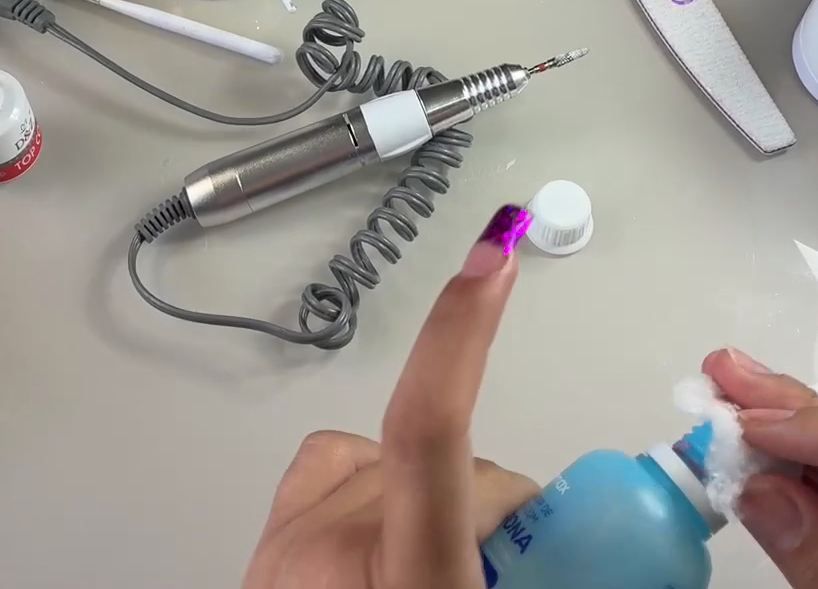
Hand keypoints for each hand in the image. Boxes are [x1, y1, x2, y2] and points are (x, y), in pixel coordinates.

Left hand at [242, 214, 538, 588]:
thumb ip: (521, 561)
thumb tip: (549, 517)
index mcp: (410, 584)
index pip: (429, 427)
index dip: (459, 332)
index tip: (489, 260)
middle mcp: (335, 555)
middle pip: (441, 449)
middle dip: (488, 492)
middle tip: (503, 560)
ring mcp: (290, 543)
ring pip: (393, 453)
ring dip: (432, 490)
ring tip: (440, 561)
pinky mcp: (268, 538)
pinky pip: (337, 456)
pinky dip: (376, 471)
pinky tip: (387, 516)